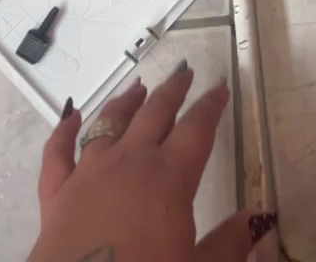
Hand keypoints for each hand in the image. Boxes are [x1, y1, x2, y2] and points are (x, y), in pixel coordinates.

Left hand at [29, 64, 274, 261]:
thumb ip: (230, 242)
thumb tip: (259, 215)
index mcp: (169, 176)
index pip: (197, 128)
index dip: (211, 105)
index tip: (220, 87)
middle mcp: (130, 163)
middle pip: (155, 113)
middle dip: (173, 91)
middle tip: (184, 73)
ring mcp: (89, 175)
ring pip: (109, 123)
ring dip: (126, 103)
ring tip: (138, 87)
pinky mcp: (55, 196)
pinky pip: (57, 154)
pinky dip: (63, 132)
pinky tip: (70, 116)